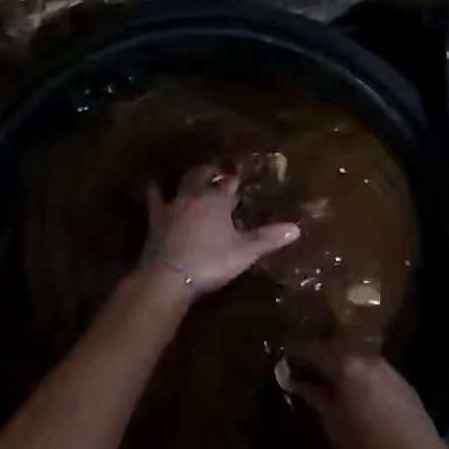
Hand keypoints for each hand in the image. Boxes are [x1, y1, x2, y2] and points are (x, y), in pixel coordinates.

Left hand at [144, 163, 300, 293]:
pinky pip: (155, 198)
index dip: (236, 179)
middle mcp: (195, 194)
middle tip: (220, 171)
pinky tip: (153, 183)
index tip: (241, 177)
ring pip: (184, 183)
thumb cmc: (211, 262)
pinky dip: (155, 189)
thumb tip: (296, 229)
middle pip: (205, 175)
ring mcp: (173, 204)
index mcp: (217, 198)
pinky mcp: (156, 218)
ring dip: (192, 178)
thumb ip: (268, 238)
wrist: (167, 277)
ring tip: (197, 175)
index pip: (230, 182)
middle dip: (213, 171)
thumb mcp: (244, 252)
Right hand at [285, 350, 448, 448]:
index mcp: (347, 365)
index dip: (297, 354)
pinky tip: (355, 394)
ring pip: (356, 360)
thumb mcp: (335, 426)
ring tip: (327, 384)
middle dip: (318, 359)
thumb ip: (317, 398)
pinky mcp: (401, 381)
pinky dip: (358, 377)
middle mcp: (367, 358)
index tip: (284, 360)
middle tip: (303, 372)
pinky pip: (372, 371)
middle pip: (336, 351)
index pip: (314, 350)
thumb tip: (297, 381)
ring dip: (340, 368)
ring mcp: (387, 368)